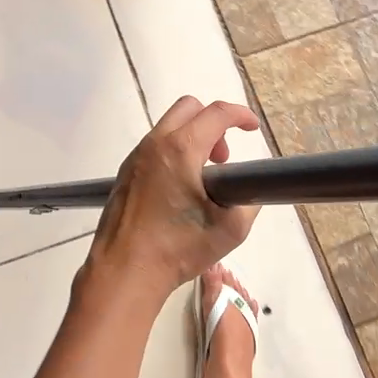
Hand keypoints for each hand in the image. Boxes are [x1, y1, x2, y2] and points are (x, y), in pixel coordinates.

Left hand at [84, 97, 261, 300]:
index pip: (216, 113)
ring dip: (193, 138)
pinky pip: (155, 146)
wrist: (125, 269)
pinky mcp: (125, 172)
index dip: (241, 114)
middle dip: (213, 123)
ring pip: (169, 126)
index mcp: (181, 149)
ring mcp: (136, 156)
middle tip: (223, 158)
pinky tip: (180, 189)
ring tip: (203, 178)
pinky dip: (174, 153)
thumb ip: (249, 201)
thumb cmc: (177, 248)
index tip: (253, 127)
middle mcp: (155, 143)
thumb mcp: (230, 230)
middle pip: (188, 108)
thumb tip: (248, 189)